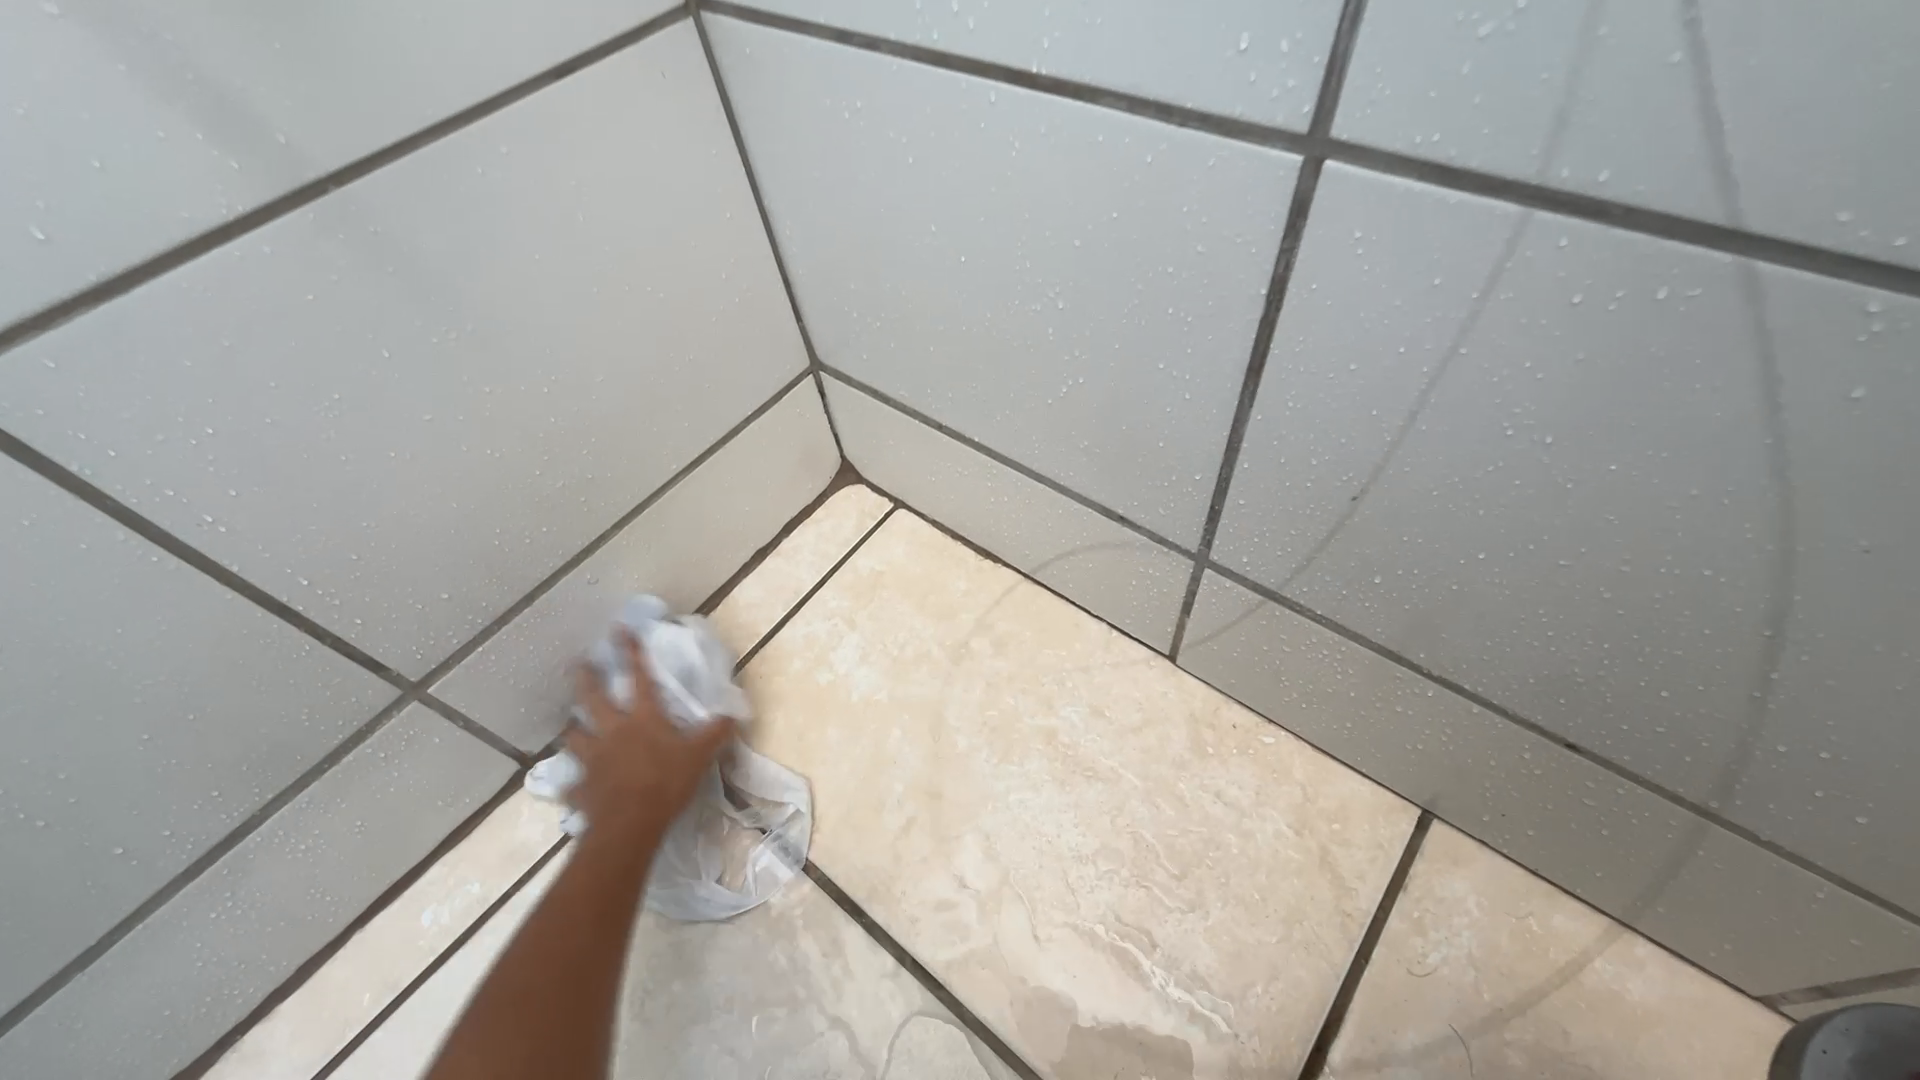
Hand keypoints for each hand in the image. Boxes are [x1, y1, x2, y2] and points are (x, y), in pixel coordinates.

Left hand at [567, 630, 735, 850]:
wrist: (629, 824)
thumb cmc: (666, 783)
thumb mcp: (700, 756)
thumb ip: (715, 733)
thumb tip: (732, 714)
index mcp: (643, 719)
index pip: (639, 678)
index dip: (631, 652)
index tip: (619, 628)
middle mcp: (612, 731)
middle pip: (591, 698)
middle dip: (584, 677)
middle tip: (577, 662)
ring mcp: (592, 758)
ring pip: (574, 735)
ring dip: (573, 728)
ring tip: (573, 724)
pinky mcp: (581, 787)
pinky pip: (573, 783)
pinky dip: (574, 783)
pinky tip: (575, 787)